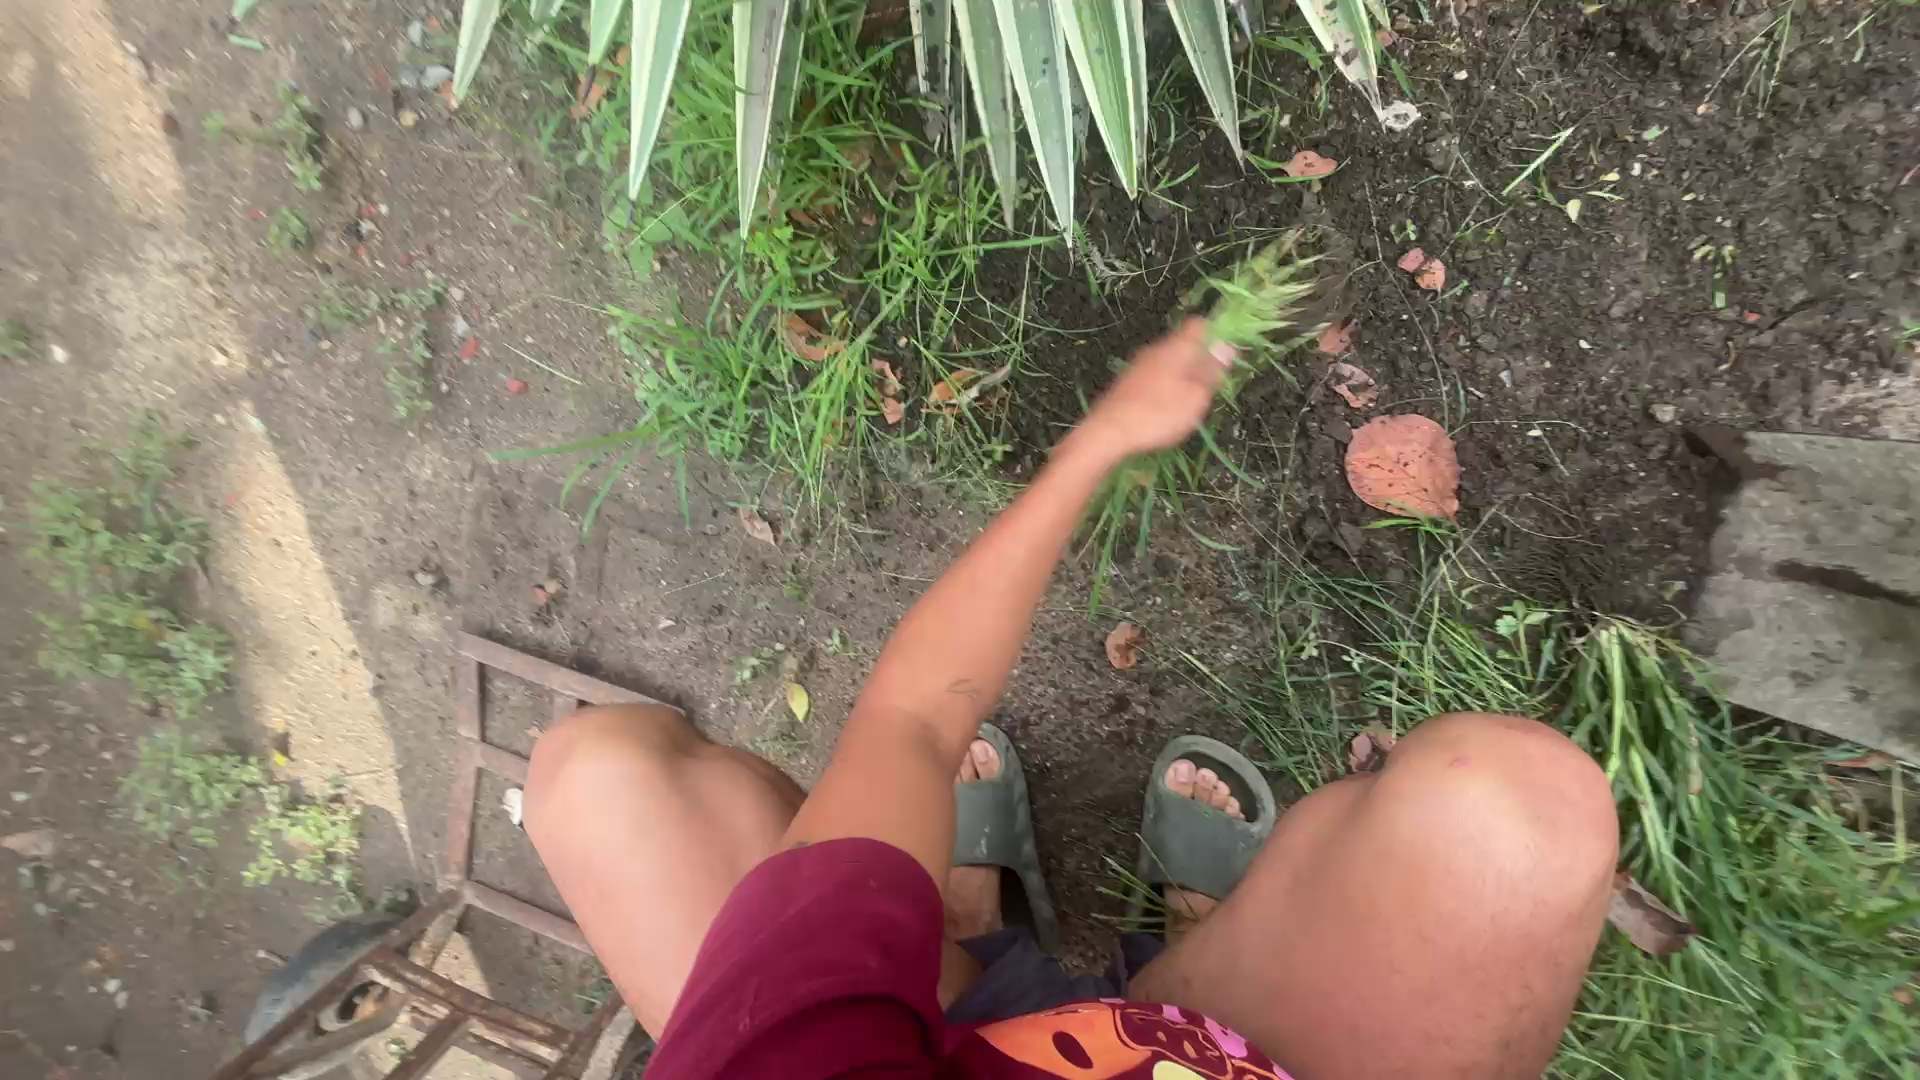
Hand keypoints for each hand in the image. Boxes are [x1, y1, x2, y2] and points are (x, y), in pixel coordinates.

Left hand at [1066, 318, 1233, 462]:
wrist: (1106, 432)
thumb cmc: (1157, 415)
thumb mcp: (1196, 396)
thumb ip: (1211, 371)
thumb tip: (1226, 347)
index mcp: (1176, 347)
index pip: (1199, 324)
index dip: (1216, 335)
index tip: (1223, 358)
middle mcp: (1154, 349)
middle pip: (1183, 344)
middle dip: (1198, 362)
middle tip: (1206, 389)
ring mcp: (1137, 366)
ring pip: (1167, 362)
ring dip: (1180, 378)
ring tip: (1185, 405)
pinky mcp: (1125, 383)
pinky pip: (1152, 378)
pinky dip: (1162, 389)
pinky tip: (1162, 411)